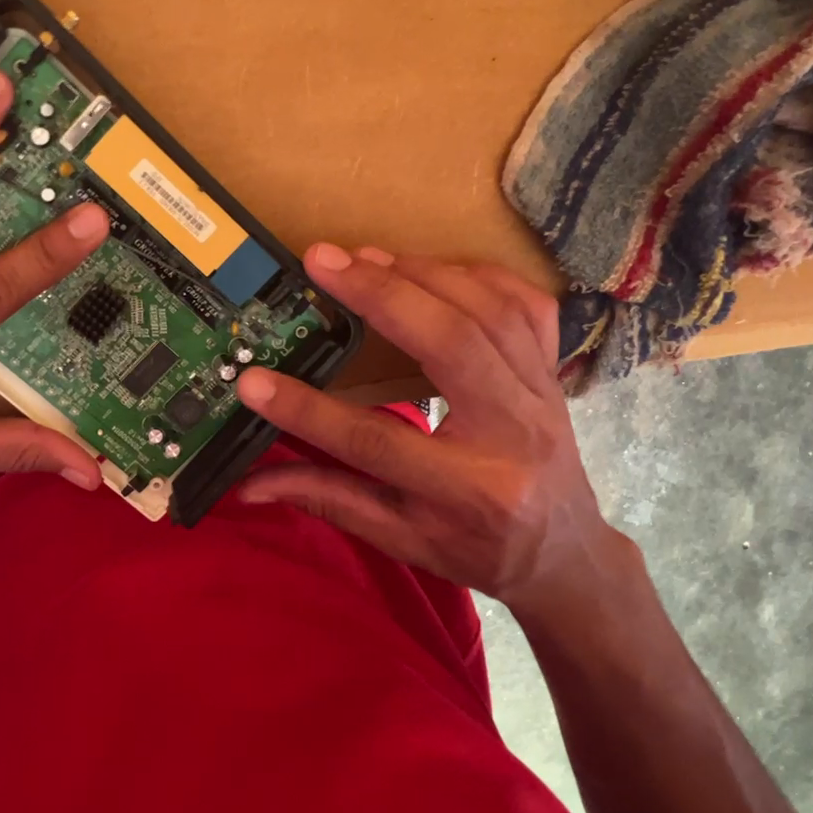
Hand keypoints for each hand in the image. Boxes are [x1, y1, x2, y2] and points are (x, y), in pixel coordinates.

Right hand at [234, 244, 632, 617]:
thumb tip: (247, 485)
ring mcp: (542, 395)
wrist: (564, 555)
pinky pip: (525, 305)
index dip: (308, 410)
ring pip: (488, 311)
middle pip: (450, 344)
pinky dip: (478, 275)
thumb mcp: (398, 538)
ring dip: (421, 273)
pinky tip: (431, 267)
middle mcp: (512, 433)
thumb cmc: (475, 549)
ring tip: (364, 257)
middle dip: (380, 295)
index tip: (253, 381)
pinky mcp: (552, 372)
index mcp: (467, 489)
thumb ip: (327, 500)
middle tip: (322, 261)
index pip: (375, 439)